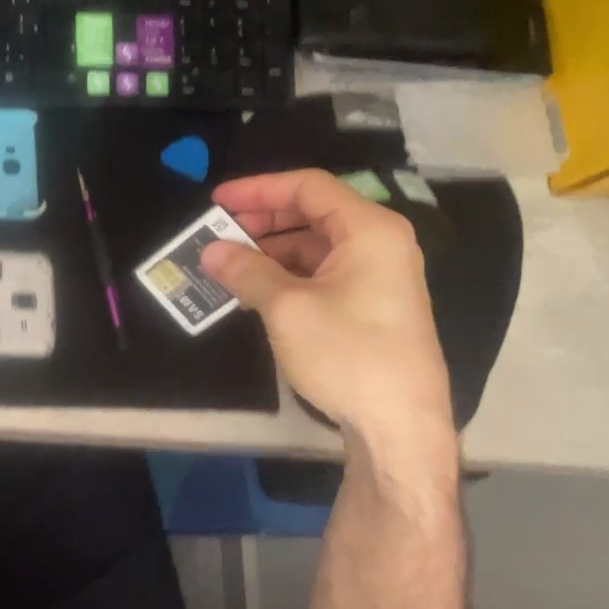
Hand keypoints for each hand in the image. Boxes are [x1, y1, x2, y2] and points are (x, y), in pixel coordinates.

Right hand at [200, 170, 452, 439]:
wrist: (398, 420)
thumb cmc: (347, 353)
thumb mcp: (286, 308)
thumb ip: (245, 271)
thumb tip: (210, 250)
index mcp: (368, 230)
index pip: (308, 187)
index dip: (258, 189)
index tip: (215, 202)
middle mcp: (377, 244)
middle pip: (311, 213)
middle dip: (259, 221)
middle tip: (216, 235)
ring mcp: (375, 276)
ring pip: (312, 246)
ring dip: (267, 252)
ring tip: (225, 268)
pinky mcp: (368, 305)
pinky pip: (318, 274)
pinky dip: (283, 276)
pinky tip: (252, 293)